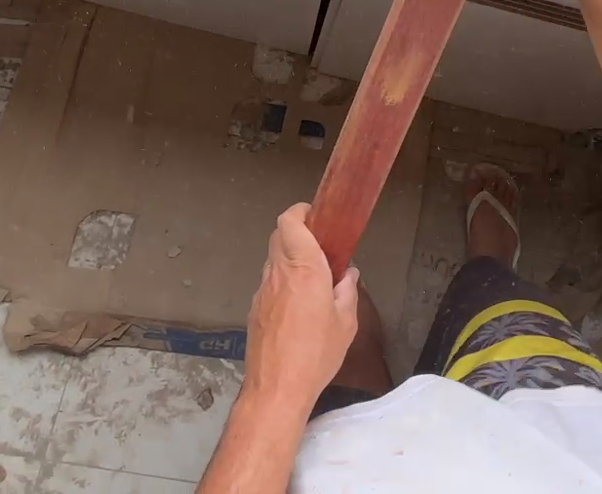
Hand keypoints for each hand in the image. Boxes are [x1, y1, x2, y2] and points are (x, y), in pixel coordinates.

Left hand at [243, 204, 360, 403]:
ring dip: (289, 257)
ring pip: (273, 258)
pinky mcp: (254, 309)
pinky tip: (297, 305)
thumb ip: (347, 292)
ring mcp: (262, 291)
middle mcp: (279, 273)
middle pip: (279, 235)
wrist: (276, 389)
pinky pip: (269, 283)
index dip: (301, 212)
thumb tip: (347, 275)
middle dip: (297, 231)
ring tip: (311, 278)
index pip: (290, 221)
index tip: (317, 217)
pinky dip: (282, 281)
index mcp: (304, 268)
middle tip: (319, 244)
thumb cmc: (316, 354)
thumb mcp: (346, 323)